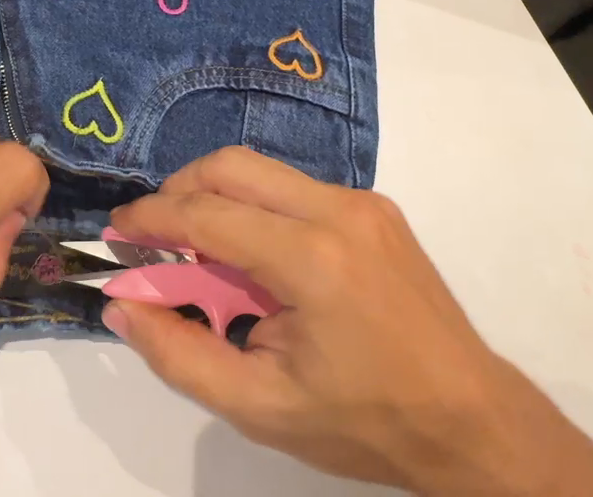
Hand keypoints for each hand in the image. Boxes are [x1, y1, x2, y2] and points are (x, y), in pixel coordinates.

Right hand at [105, 149, 592, 496]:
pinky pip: (292, 188)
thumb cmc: (365, 422)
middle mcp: (337, 211)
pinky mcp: (375, 208)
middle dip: (179, 191)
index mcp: (311, 260)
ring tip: (202, 253)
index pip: (205, 215)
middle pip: (230, 167)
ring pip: (260, 171)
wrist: (477, 425)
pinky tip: (255, 258)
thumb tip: (120, 304)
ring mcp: (362, 203)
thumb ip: (178, 355)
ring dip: (216, 198)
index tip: (116, 232)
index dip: (150, 219)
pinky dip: (254, 208)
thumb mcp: (260, 407)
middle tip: (155, 236)